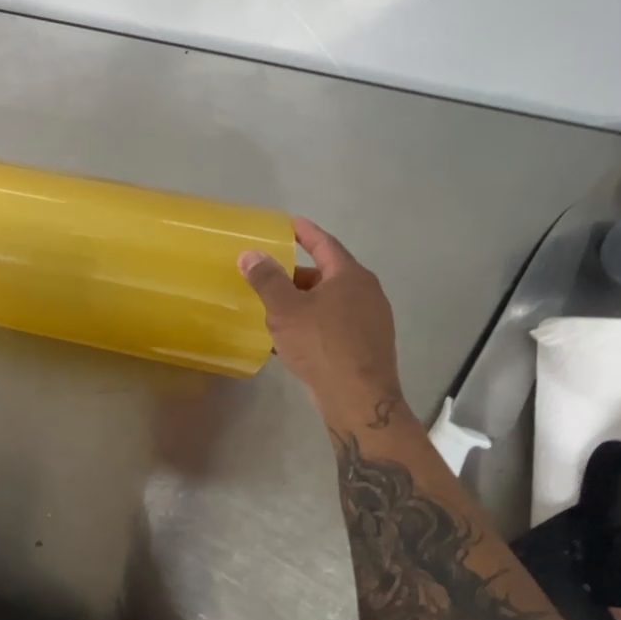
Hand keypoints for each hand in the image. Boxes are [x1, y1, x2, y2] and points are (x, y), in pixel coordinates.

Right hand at [238, 217, 403, 414]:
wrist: (358, 397)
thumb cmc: (321, 344)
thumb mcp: (285, 309)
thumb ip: (267, 279)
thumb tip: (250, 254)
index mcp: (350, 277)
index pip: (325, 244)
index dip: (306, 232)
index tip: (291, 222)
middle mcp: (366, 293)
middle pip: (326, 274)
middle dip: (296, 273)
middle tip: (268, 274)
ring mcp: (370, 320)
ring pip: (329, 300)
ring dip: (302, 300)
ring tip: (273, 307)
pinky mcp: (366, 344)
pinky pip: (333, 322)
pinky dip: (311, 321)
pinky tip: (290, 337)